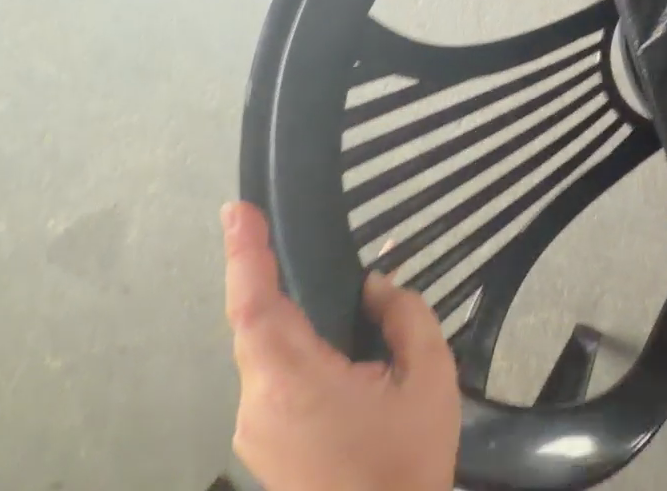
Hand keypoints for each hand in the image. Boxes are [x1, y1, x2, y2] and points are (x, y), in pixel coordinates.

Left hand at [221, 202, 459, 490]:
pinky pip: (279, 377)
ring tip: (356, 310)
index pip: (256, 307)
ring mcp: (256, 426)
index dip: (245, 256)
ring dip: (303, 321)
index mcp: (294, 382)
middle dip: (280, 281)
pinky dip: (306, 351)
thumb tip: (376, 286)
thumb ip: (404, 317)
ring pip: (272, 352)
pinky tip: (349, 354)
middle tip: (301, 240)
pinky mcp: (266, 441)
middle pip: (261, 325)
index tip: (237, 211)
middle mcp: (259, 403)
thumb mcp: (429, 376)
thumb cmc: (407, 456)